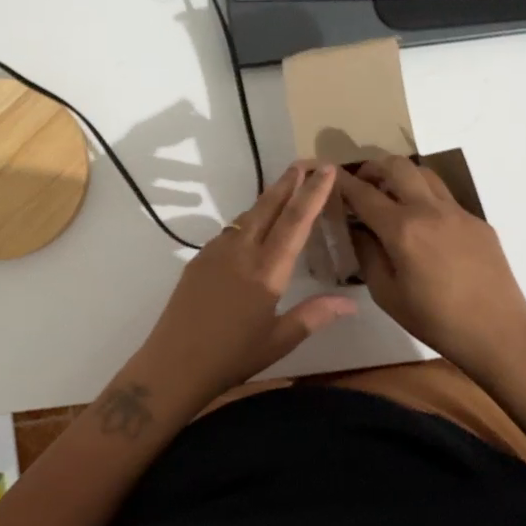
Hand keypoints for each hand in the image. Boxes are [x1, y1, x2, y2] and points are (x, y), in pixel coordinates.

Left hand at [135, 162, 356, 401]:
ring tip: (285, 186)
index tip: (324, 169)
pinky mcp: (199, 260)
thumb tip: (352, 302)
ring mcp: (216, 253)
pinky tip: (254, 224)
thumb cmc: (232, 357)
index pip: (295, 223)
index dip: (312, 194)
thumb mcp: (279, 341)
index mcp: (266, 271)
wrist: (174, 363)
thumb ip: (314, 316)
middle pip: (268, 208)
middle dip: (288, 183)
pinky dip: (248, 219)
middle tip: (305, 162)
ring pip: (247, 216)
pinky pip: (229, 231)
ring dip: (268, 199)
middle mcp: (241, 253)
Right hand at [333, 157, 525, 371]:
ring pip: (425, 174)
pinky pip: (444, 198)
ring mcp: (458, 213)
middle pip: (397, 166)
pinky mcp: (477, 222)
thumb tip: (357, 230)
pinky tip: (423, 228)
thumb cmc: (434, 320)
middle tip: (362, 184)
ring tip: (391, 198)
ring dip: (402, 177)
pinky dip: (425, 199)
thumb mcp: (386, 294)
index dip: (340, 181)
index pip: (363, 193)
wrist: (498, 332)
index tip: (326, 174)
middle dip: (373, 168)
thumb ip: (367, 254)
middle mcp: (429, 210)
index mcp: (402, 229)